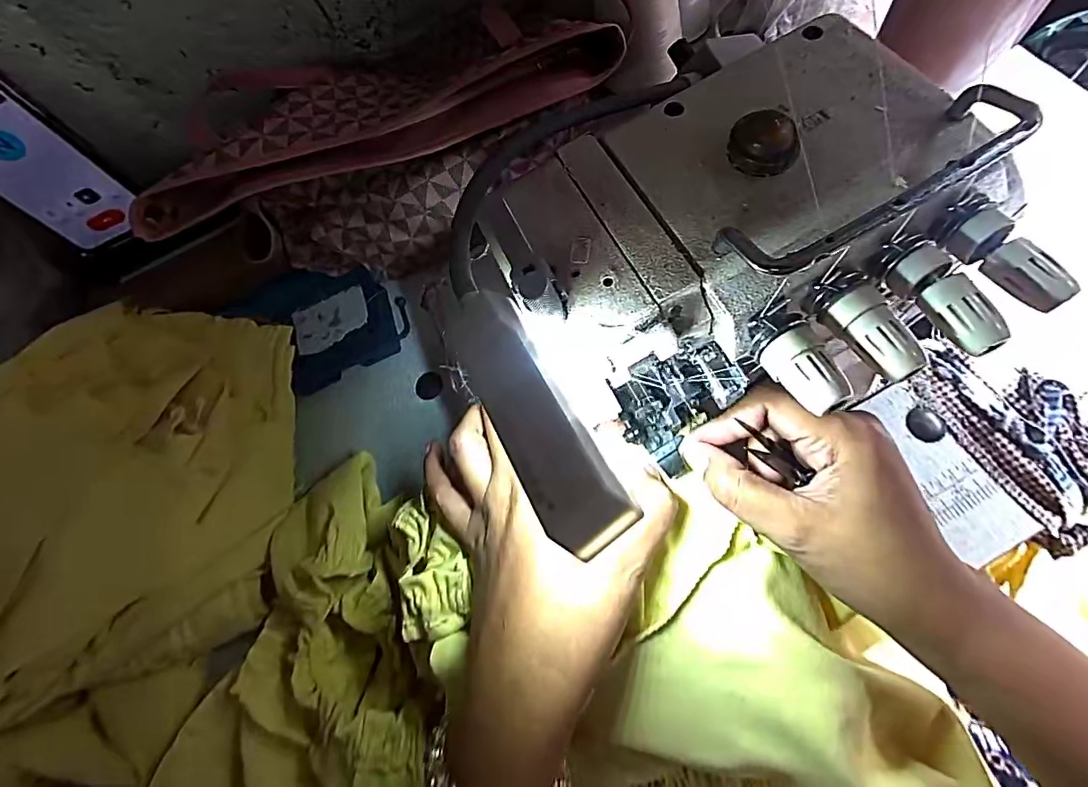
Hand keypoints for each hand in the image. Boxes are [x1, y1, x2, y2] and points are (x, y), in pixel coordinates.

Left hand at [426, 405, 673, 784]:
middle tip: (520, 389)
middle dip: (496, 404)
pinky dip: (436, 473)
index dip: (535, 399)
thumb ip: (646, 516)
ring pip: (455, 462)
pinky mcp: (473, 553)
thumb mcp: (619, 575)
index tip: (559, 385)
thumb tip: (653, 470)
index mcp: (525, 503)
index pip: (518, 430)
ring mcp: (477, 530)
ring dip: (464, 429)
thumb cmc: (565, 638)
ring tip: (477, 407)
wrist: (519, 703)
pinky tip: (434, 457)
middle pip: (479, 438)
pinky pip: (444, 503)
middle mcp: (493, 507)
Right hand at [679, 385, 976, 648]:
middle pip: (776, 415)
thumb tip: (703, 460)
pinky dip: (788, 472)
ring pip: (787, 432)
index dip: (727, 424)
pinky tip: (797, 502)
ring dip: (770, 464)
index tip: (702, 447)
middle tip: (747, 487)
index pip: (766, 402)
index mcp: (844, 431)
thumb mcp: (793, 528)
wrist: (926, 597)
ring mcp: (858, 439)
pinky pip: (805, 448)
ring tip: (782, 503)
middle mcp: (854, 424)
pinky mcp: (857, 456)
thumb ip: (738, 490)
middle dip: (752, 451)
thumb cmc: (878, 568)